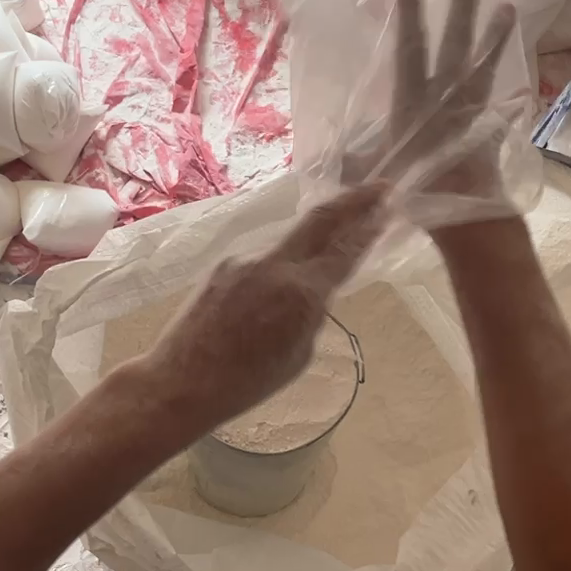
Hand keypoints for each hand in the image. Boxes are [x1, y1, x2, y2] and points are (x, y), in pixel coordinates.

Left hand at [134, 183, 390, 434]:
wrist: (181, 381)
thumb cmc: (246, 384)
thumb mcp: (298, 355)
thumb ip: (313, 313)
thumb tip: (315, 291)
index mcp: (301, 293)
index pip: (345, 250)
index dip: (370, 226)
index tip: (389, 206)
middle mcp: (274, 264)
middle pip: (320, 219)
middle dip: (353, 200)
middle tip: (378, 186)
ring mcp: (244, 259)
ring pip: (288, 239)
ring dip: (312, 238)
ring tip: (326, 245)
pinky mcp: (222, 264)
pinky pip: (261, 256)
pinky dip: (279, 262)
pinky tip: (276, 282)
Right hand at [346, 0, 518, 223]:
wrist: (462, 214)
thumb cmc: (414, 192)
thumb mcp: (372, 174)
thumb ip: (354, 162)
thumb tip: (328, 160)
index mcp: (413, 101)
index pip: (410, 47)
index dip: (409, 13)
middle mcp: (445, 97)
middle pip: (454, 43)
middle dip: (460, 5)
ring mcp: (472, 110)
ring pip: (485, 64)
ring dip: (494, 35)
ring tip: (508, 6)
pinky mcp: (490, 129)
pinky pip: (502, 106)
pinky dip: (509, 100)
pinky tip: (519, 90)